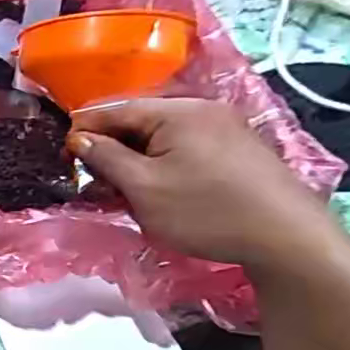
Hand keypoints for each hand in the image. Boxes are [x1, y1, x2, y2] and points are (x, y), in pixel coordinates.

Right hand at [65, 98, 344, 269]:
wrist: (287, 239)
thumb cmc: (205, 210)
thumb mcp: (143, 187)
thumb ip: (106, 158)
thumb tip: (79, 138)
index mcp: (177, 111)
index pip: (114, 110)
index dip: (84, 130)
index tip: (63, 156)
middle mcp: (201, 110)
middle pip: (138, 123)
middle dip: (110, 150)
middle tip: (89, 182)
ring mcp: (223, 129)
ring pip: (160, 139)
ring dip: (134, 162)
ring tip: (118, 192)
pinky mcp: (235, 151)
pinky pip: (183, 150)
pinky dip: (160, 167)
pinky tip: (154, 191)